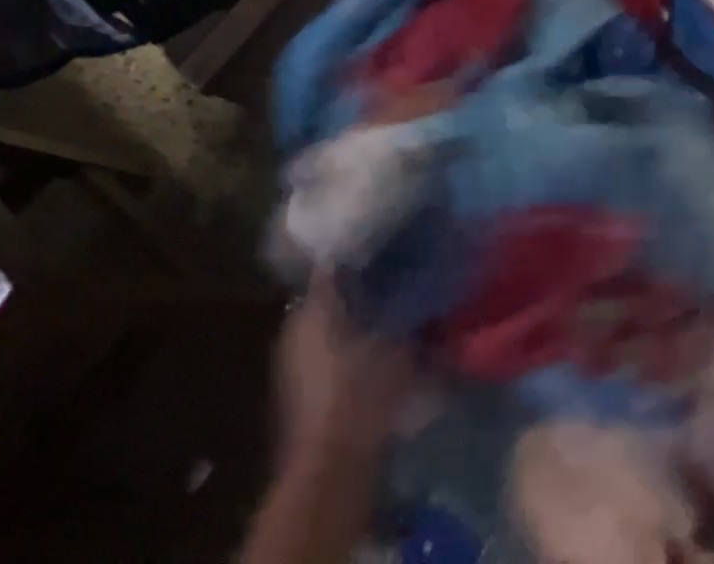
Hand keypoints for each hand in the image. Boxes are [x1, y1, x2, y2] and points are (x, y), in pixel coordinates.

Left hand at [274, 274, 411, 471]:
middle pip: (330, 295)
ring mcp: (291, 360)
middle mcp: (295, 328)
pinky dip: (349, 345)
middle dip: (361, 288)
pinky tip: (378, 350)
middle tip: (398, 280)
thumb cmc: (364, 396)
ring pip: (328, 324)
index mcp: (313, 310)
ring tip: (392, 314)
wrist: (332, 465)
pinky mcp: (299, 388)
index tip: (392, 248)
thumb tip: (421, 291)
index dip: (363, 255)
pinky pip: (327, 350)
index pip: (334, 267)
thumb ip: (408, 314)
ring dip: (355, 319)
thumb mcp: (398, 349)